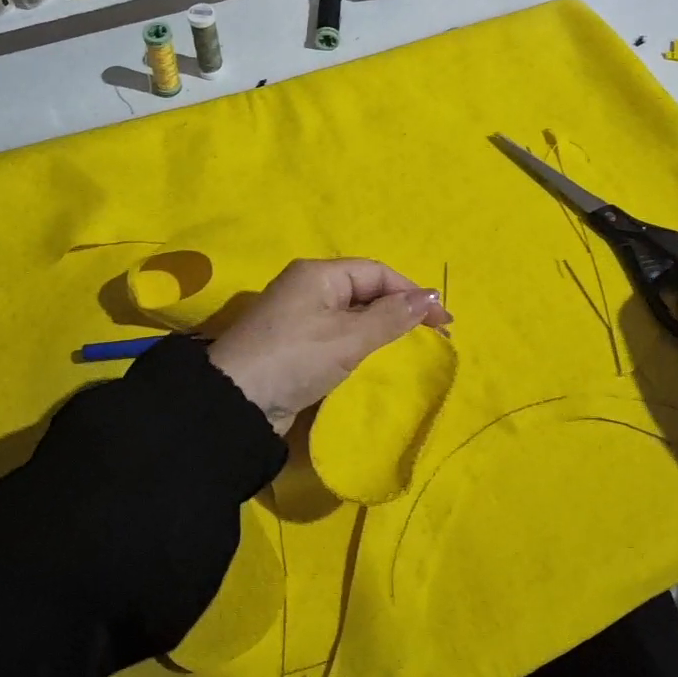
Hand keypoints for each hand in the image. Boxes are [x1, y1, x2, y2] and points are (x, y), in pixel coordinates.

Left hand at [207, 259, 451, 434]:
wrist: (235, 404)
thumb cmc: (295, 358)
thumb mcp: (348, 338)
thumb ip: (391, 317)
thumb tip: (430, 296)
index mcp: (318, 274)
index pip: (376, 272)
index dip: (412, 292)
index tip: (443, 320)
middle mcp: (308, 288)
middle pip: (365, 290)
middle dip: (399, 309)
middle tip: (434, 335)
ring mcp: (298, 317)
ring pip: (352, 315)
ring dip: (381, 328)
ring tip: (410, 347)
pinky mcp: (294, 346)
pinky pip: (337, 335)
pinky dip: (360, 343)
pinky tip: (374, 359)